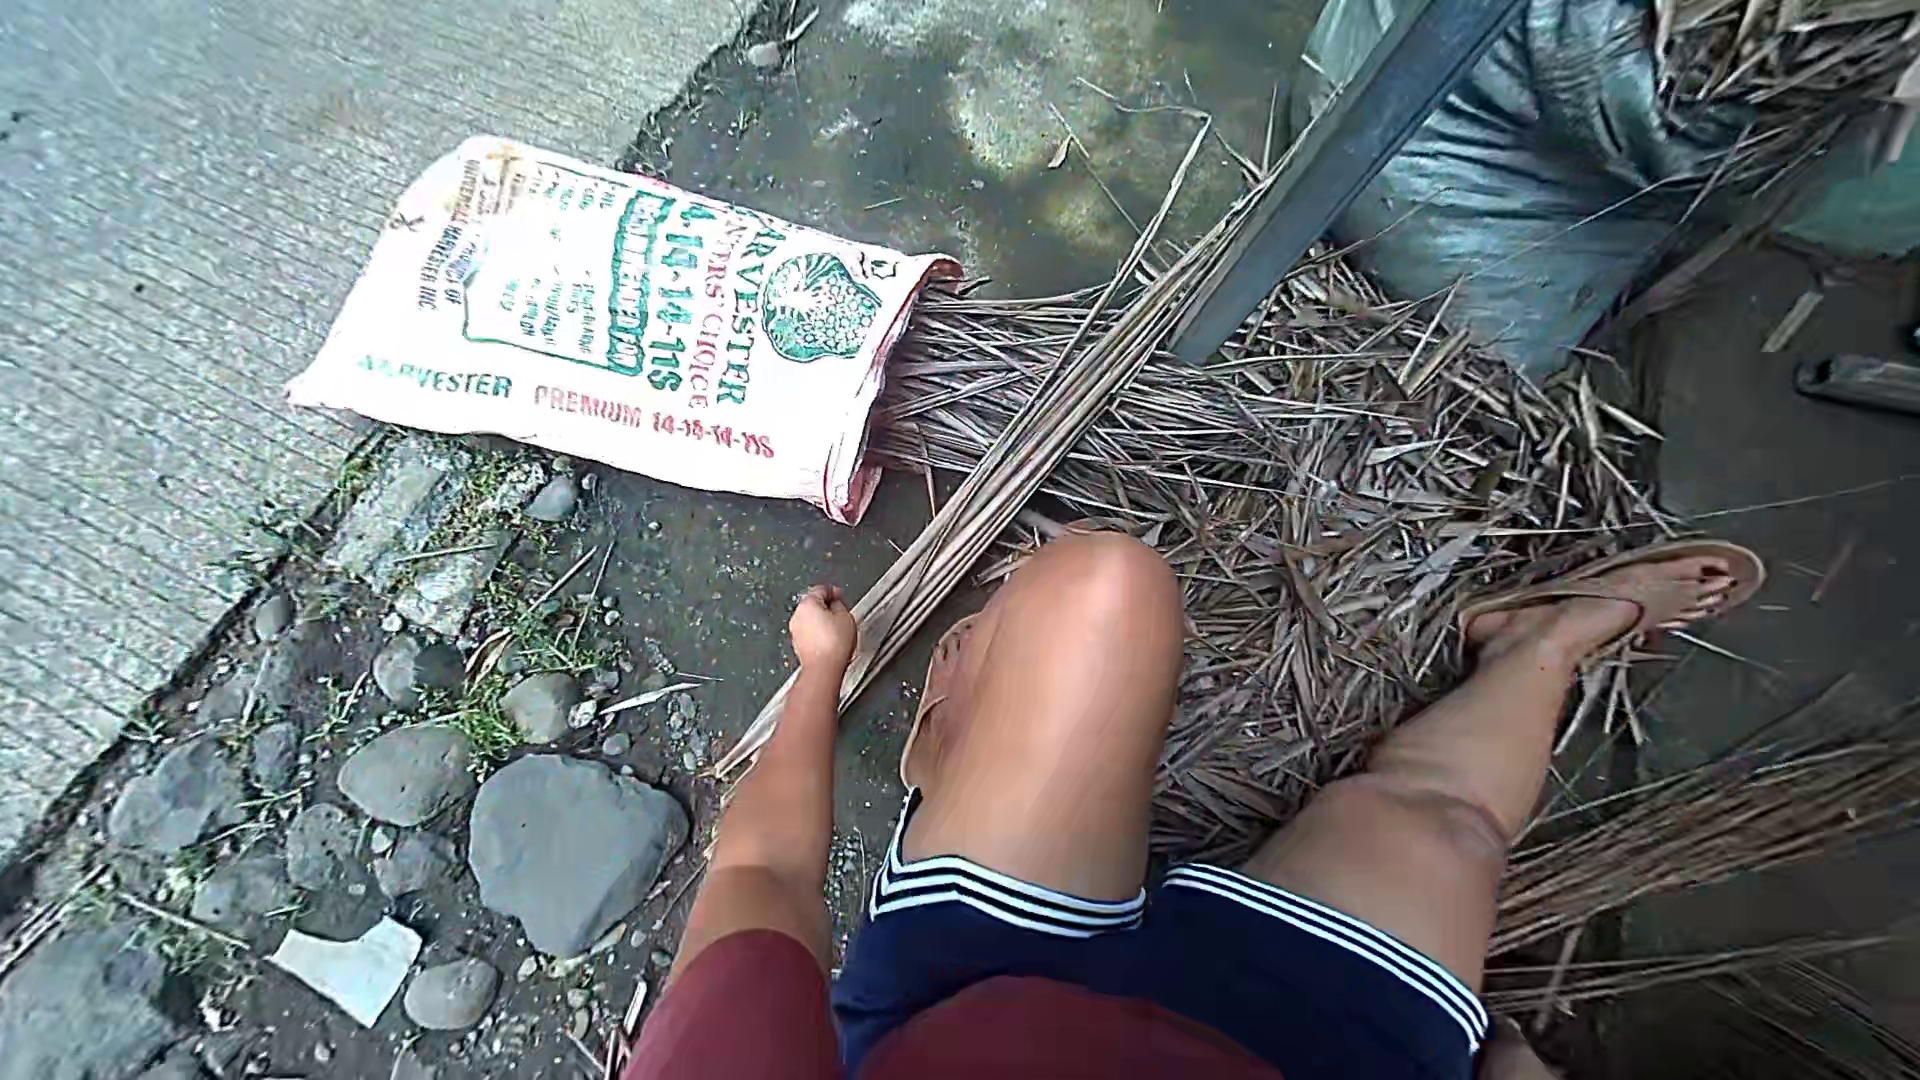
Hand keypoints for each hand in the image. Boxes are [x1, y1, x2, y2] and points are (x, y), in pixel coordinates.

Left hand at [789, 585, 856, 672]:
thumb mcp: (846, 617)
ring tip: (838, 629)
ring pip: (811, 620)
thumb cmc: (833, 644)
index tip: (840, 595)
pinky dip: (818, 634)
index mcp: (807, 604)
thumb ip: (840, 604)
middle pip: (813, 604)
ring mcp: (796, 631)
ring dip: (823, 621)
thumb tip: (836, 604)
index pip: (821, 589)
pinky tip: (831, 640)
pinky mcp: (798, 645)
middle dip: (827, 607)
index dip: (834, 592)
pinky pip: (809, 633)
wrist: (824, 668)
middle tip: (841, 613)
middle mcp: (797, 616)